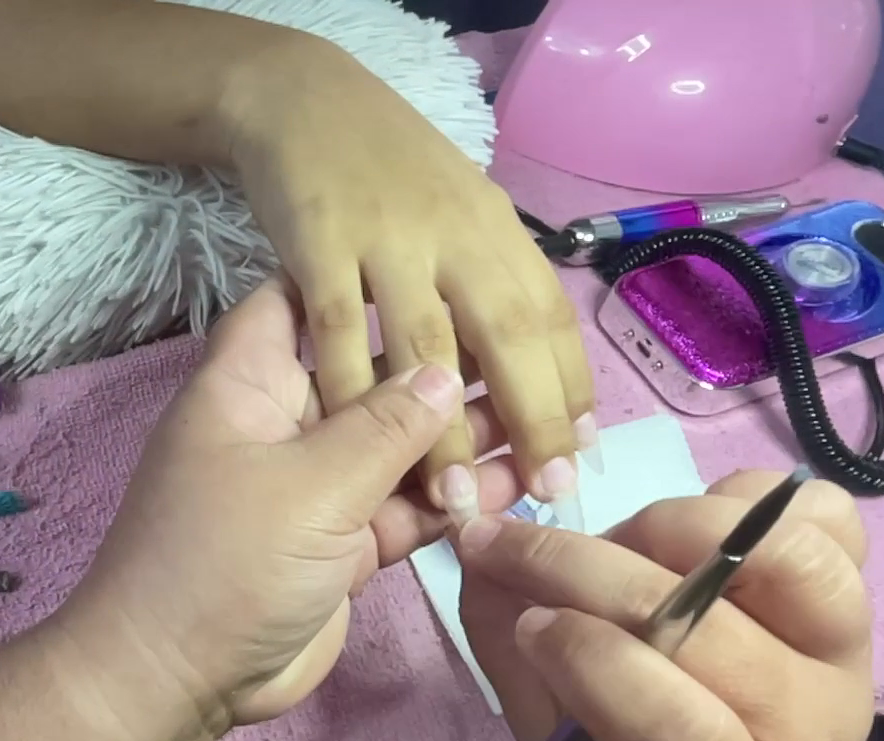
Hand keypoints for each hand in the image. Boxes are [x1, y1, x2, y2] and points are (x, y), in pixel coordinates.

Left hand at [59, 278, 524, 740]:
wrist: (187, 676)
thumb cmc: (228, 560)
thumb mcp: (307, 485)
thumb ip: (383, 428)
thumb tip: (444, 372)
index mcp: (249, 386)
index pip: (294, 302)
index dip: (351, 278)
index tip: (428, 260)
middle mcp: (284, 426)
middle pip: (366, 378)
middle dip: (440, 370)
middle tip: (528, 359)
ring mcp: (314, 488)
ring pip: (396, 449)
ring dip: (462, 443)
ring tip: (546, 426)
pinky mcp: (340, 543)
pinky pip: (402, 508)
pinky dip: (450, 502)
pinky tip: (518, 485)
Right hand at [222, 38, 594, 524]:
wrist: (305, 101)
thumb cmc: (387, 170)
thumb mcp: (457, 212)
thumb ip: (487, 278)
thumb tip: (515, 364)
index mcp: (495, 230)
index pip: (550, 316)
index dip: (570, 388)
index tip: (579, 455)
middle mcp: (455, 233)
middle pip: (508, 334)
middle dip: (533, 418)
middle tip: (546, 493)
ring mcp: (387, 239)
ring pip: (424, 345)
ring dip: (441, 427)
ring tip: (453, 497)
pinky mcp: (321, 245)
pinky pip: (340, 330)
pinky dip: (352, 390)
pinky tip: (358, 442)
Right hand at [454, 471, 874, 740]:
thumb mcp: (553, 740)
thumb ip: (512, 657)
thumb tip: (477, 560)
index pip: (674, 729)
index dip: (586, 660)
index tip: (527, 623)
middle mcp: (810, 719)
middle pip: (699, 625)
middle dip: (574, 570)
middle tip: (498, 545)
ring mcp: (849, 649)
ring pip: (780, 555)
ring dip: (664, 529)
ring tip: (614, 541)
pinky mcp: (861, 588)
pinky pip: (827, 514)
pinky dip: (744, 499)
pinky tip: (687, 528)